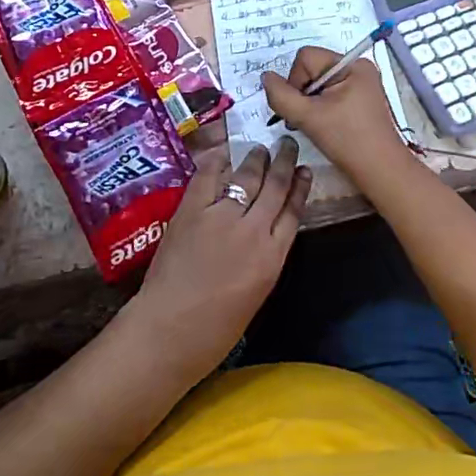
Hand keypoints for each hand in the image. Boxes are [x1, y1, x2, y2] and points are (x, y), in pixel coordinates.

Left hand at [131, 141, 310, 372]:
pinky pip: (209, 176)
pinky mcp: (192, 209)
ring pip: (247, 176)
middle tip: (288, 144)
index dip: (301, 187)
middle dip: (284, 162)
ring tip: (262, 147)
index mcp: (272, 257)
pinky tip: (224, 152)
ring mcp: (222, 216)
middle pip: (275, 187)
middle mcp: (253, 230)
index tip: (305, 170)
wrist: (169, 330)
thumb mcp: (255, 292)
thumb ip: (263, 257)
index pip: (293, 211)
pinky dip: (218, 161)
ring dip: (256, 159)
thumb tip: (263, 229)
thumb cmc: (214, 329)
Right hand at [261, 46, 413, 178]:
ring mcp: (361, 83)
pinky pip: (330, 92)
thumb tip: (266, 77)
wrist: (381, 172)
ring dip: (309, 103)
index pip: (306, 58)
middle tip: (304, 120)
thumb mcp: (307, 117)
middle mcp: (358, 67)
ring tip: (314, 125)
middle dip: (302, 93)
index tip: (302, 109)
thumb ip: (280, 95)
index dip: (295, 81)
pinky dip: (320, 107)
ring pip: (318, 82)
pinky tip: (323, 126)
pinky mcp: (361, 98)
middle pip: (312, 68)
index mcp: (352, 64)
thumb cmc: (347, 140)